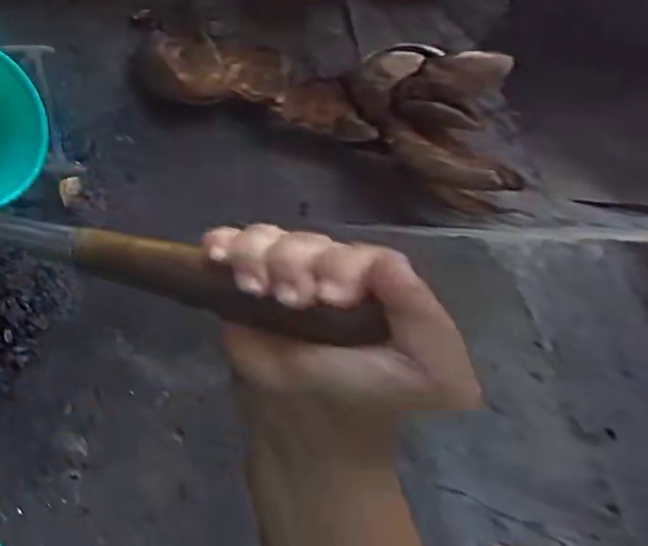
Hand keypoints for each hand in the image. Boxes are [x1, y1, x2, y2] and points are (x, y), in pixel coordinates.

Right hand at [202, 225, 481, 415]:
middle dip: (290, 264)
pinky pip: (225, 237)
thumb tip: (389, 261)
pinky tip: (218, 260)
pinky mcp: (236, 273)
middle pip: (305, 240)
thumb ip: (424, 320)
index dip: (338, 266)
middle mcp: (325, 269)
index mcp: (374, 285)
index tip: (327, 299)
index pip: (357, 252)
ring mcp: (278, 268)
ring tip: (252, 291)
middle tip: (287, 302)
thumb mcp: (429, 373)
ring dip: (253, 256)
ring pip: (263, 235)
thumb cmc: (366, 392)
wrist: (300, 413)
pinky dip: (220, 241)